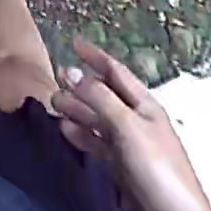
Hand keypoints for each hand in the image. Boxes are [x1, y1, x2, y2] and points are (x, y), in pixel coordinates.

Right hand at [52, 37, 210, 210]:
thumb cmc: (156, 166)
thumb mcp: (127, 125)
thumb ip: (99, 97)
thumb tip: (70, 70)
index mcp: (144, 104)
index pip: (116, 71)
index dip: (95, 55)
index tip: (74, 42)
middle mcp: (136, 120)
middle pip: (104, 95)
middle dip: (80, 86)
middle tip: (55, 79)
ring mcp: (130, 144)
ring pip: (98, 120)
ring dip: (77, 110)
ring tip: (55, 105)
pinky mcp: (124, 167)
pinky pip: (98, 143)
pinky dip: (82, 135)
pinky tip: (66, 131)